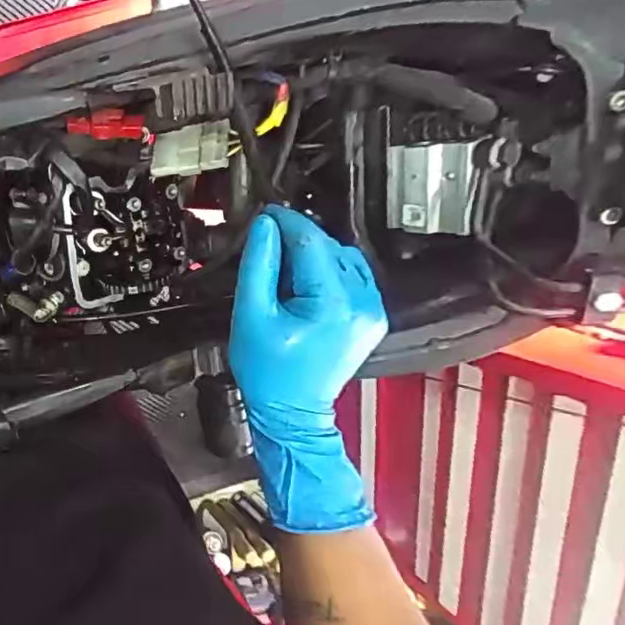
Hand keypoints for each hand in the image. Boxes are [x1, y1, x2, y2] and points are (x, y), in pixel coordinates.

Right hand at [229, 205, 387, 532]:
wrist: (291, 410)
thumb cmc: (268, 373)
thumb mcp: (251, 316)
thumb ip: (258, 267)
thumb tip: (264, 229)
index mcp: (336, 303)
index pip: (313, 243)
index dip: (286, 223)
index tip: (266, 214)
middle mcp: (364, 303)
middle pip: (328, 249)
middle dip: (296, 242)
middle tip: (265, 245)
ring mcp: (372, 310)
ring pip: (341, 260)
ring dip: (310, 257)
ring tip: (281, 273)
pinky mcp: (370, 316)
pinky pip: (349, 278)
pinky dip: (324, 273)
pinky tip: (302, 286)